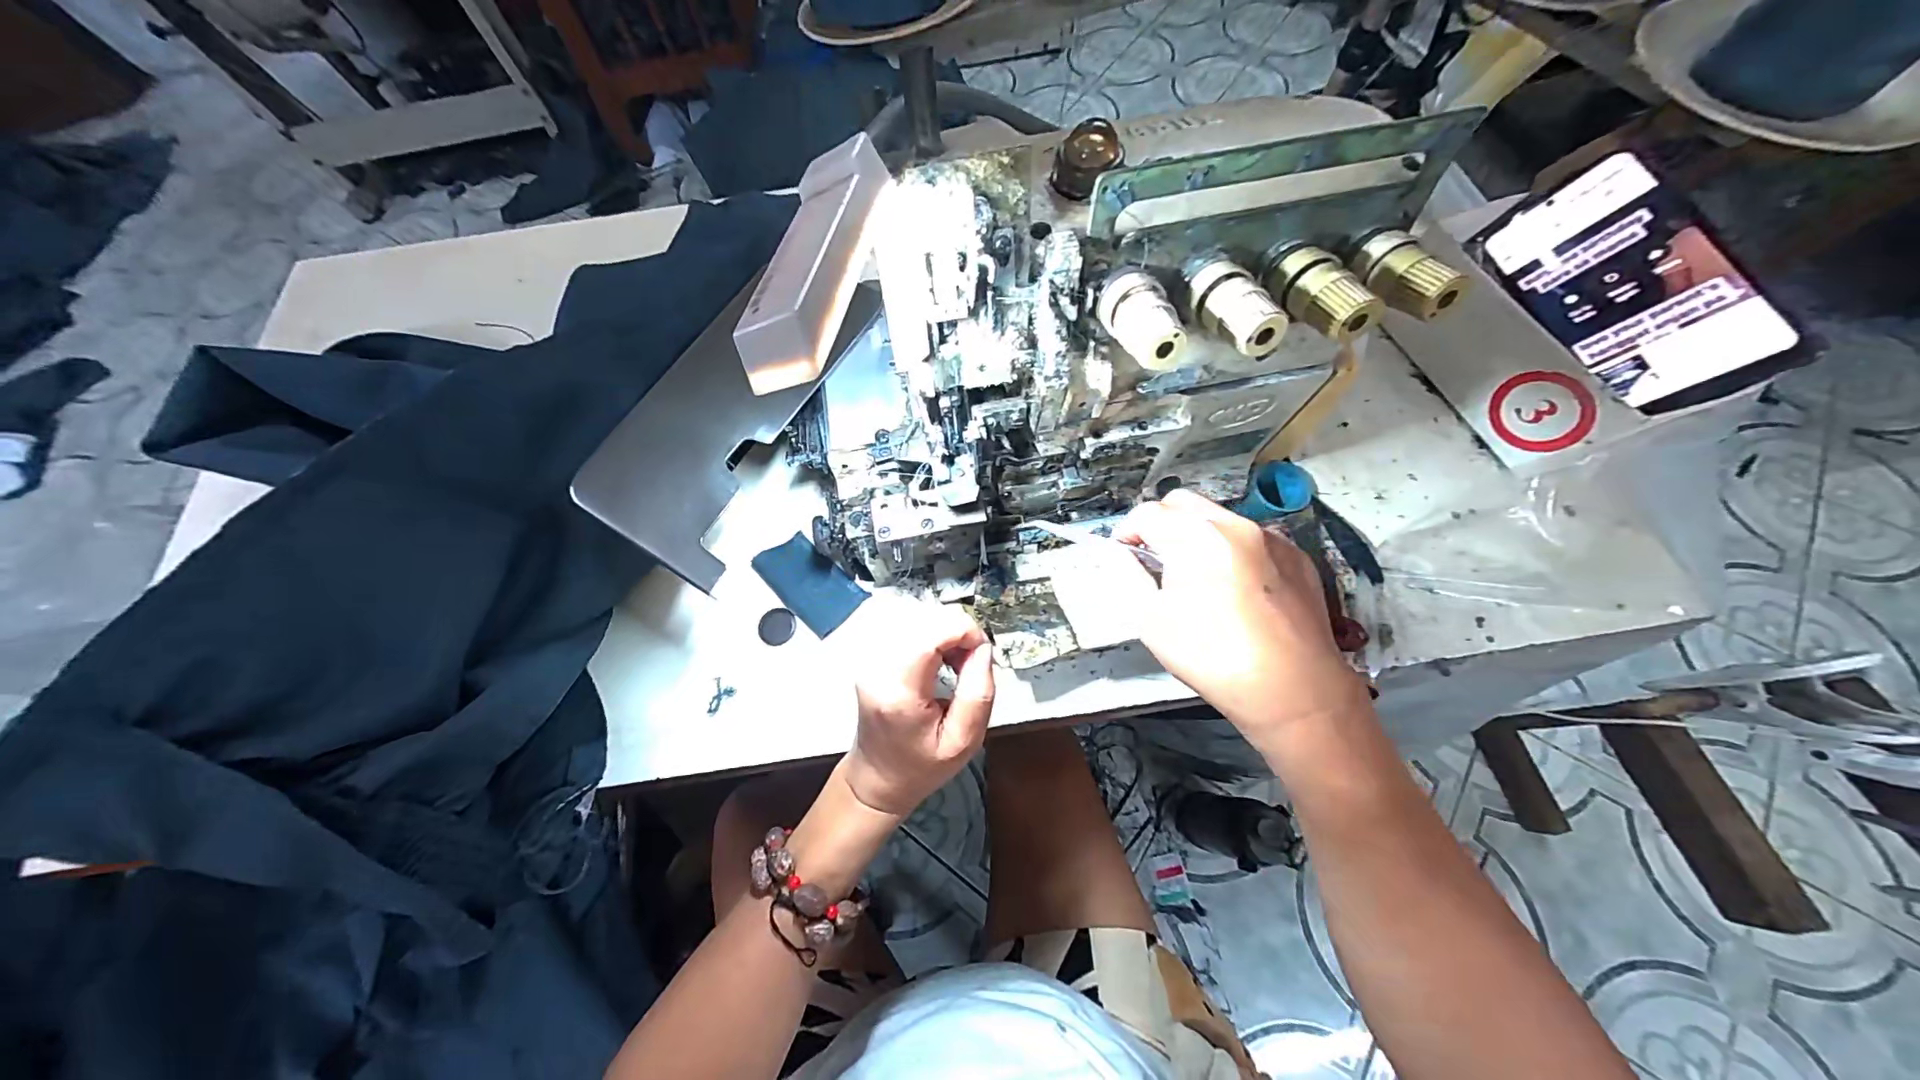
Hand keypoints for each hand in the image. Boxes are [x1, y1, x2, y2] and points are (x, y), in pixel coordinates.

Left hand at [835, 595, 995, 816]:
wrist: (878, 777)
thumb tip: (983, 648)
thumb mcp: (964, 741)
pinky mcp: (871, 653)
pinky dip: (928, 630)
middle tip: (969, 661)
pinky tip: (936, 654)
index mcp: (898, 692)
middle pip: (923, 617)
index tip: (981, 650)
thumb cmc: (920, 766)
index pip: (930, 633)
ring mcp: (869, 658)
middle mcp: (877, 667)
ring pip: (914, 614)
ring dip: (942, 628)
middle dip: (956, 629)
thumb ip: (979, 693)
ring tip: (953, 660)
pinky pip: (904, 622)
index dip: (964, 630)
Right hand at [1113, 489, 1369, 745]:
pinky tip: (1232, 591)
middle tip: (1153, 559)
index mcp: (1197, 538)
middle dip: (1161, 524)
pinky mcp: (1296, 557)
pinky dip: (1233, 552)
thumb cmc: (1220, 660)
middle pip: (1183, 503)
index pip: (1147, 513)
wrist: (1293, 689)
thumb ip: (1126, 575)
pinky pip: (1253, 539)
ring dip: (1197, 536)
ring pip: (1219, 519)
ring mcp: (1271, 539)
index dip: (1126, 532)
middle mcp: (1236, 527)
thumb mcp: (1151, 620)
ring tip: (1194, 580)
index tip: (1123, 551)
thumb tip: (1115, 555)